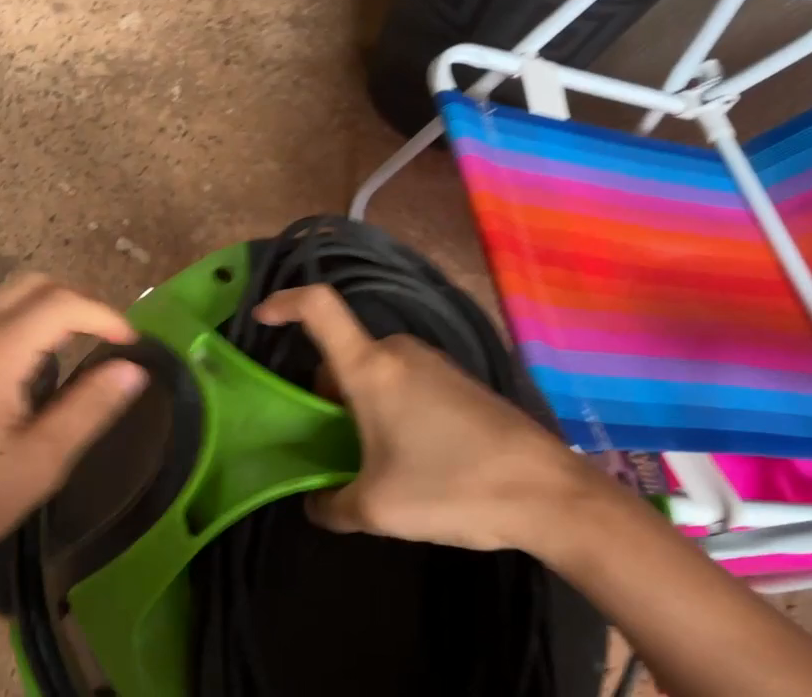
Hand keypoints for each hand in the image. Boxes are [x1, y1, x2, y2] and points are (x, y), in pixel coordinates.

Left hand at [0, 274, 149, 585]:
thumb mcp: (43, 461)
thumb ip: (90, 407)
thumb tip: (134, 369)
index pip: (61, 303)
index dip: (104, 315)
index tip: (132, 345)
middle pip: (34, 285)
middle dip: (79, 302)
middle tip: (108, 341)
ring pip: (11, 296)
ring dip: (52, 308)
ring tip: (81, 348)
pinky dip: (26, 320)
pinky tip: (38, 363)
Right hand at [255, 285, 595, 553]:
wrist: (550, 496)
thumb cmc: (452, 488)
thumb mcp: (378, 509)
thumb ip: (332, 505)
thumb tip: (315, 504)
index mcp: (370, 368)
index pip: (317, 307)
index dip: (283, 302)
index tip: (261, 319)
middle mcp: (400, 353)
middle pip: (344, 356)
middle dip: (328, 394)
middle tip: (331, 444)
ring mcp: (436, 365)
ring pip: (377, 372)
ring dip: (363, 405)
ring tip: (374, 461)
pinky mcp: (463, 383)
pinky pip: (408, 384)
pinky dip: (394, 408)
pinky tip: (415, 458)